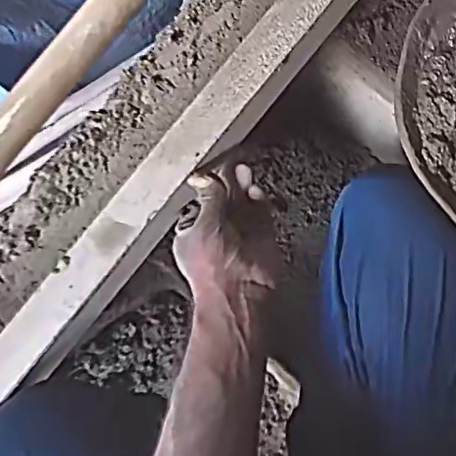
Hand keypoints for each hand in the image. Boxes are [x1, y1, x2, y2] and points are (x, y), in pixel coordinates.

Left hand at [174, 162, 281, 309]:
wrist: (240, 292)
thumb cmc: (212, 268)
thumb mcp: (203, 224)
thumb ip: (210, 197)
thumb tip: (203, 177)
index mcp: (193, 230)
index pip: (202, 198)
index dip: (208, 182)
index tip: (213, 166)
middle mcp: (218, 230)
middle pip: (225, 196)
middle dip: (228, 181)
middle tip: (232, 164)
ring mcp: (241, 231)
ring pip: (244, 200)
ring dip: (244, 186)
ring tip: (244, 171)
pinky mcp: (262, 233)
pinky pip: (261, 210)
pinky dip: (260, 199)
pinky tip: (256, 191)